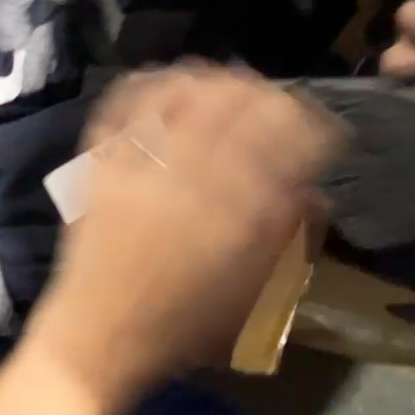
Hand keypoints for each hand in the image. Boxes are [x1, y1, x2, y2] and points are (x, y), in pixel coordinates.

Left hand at [26, 64, 348, 402]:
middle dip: (261, 93)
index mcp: (230, 214)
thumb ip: (284, 236)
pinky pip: (122, 106)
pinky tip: (167, 80)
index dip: (303, 122)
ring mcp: (135, 164)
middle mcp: (185, 177)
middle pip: (230, 106)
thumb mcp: (248, 292)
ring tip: (226, 82)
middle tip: (272, 97)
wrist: (97, 335)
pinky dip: (148, 84)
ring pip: (178, 95)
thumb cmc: (180, 324)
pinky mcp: (97, 162)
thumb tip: (316, 194)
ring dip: (209, 80)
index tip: (314, 121)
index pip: (278, 142)